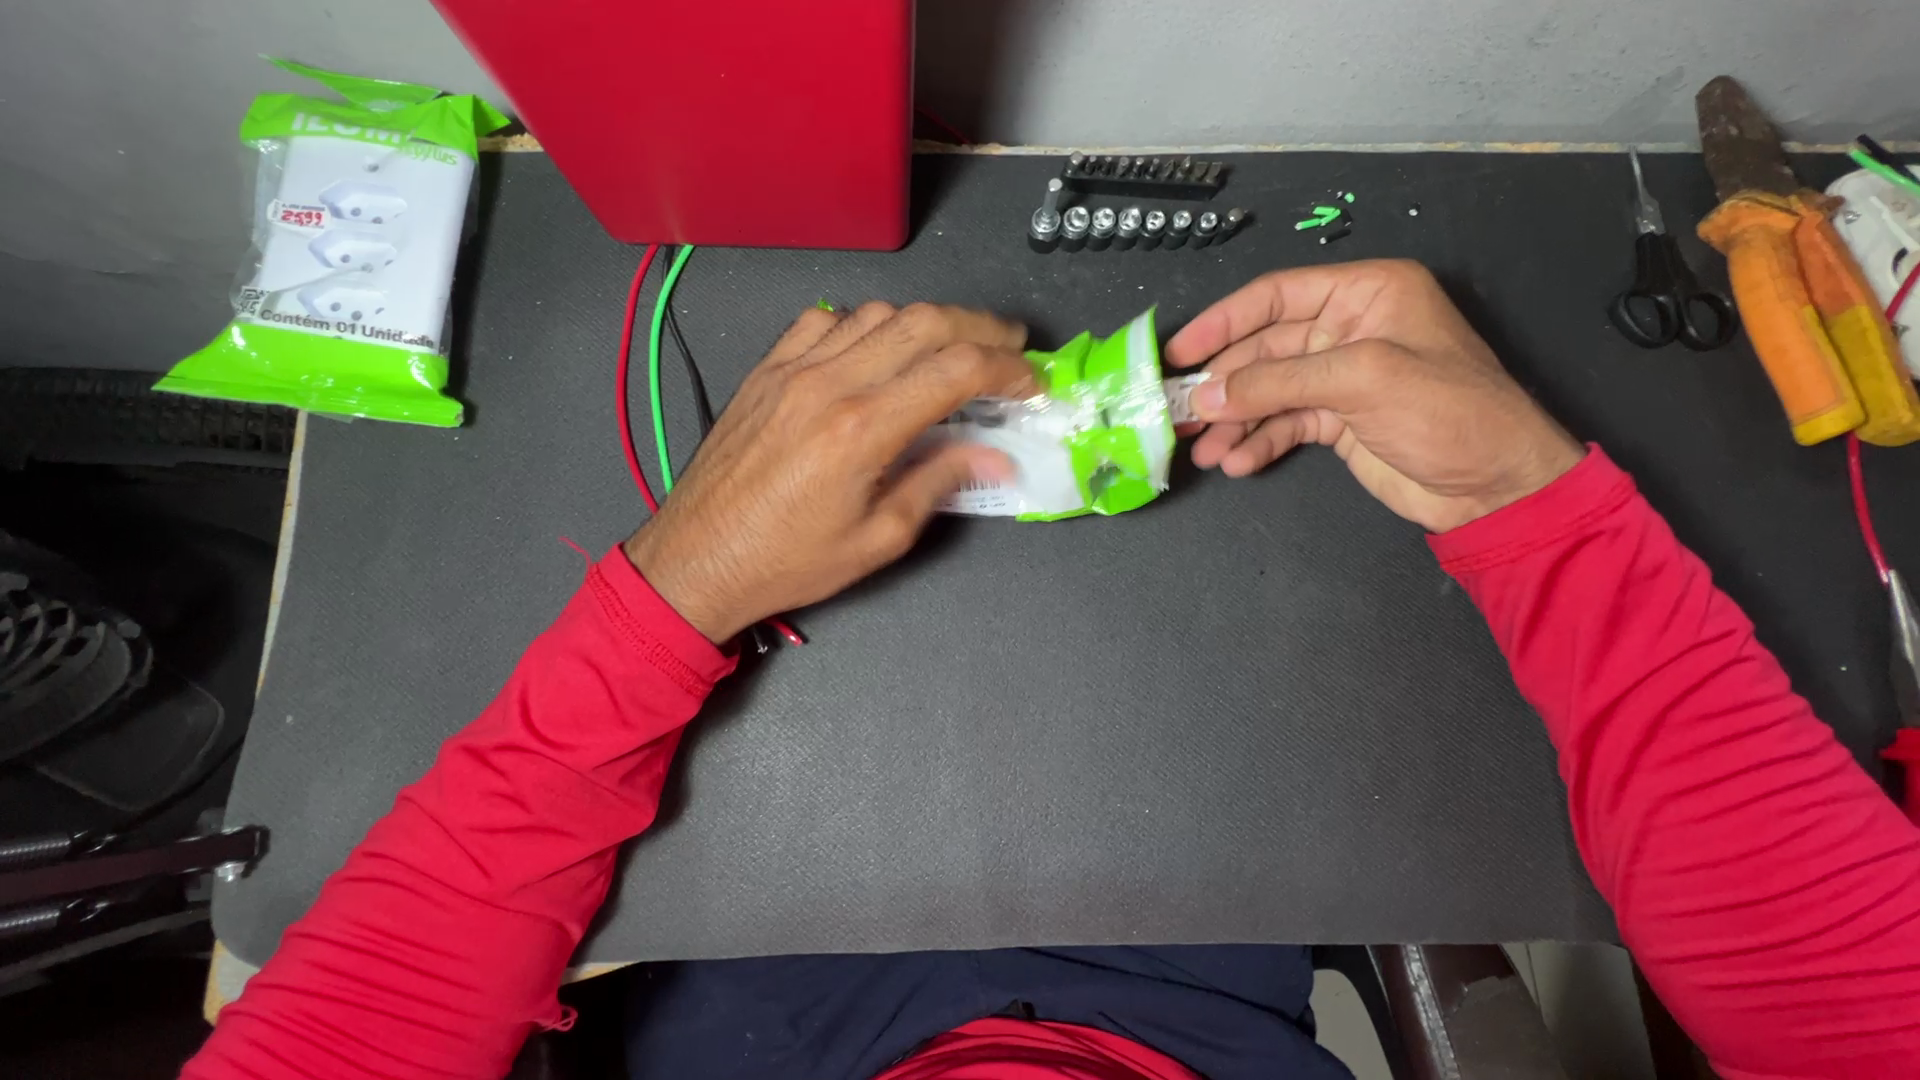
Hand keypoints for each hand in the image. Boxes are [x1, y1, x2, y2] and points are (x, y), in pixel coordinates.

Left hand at [624, 302, 1032, 642]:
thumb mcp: (878, 539)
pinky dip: (864, 323)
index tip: (1030, 385)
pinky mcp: (767, 369)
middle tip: (1010, 348)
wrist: (697, 559)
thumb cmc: (789, 562)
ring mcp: (793, 368)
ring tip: (953, 349)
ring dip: (927, 323)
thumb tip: (994, 456)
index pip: (957, 370)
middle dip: (981, 328)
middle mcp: (829, 382)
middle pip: (925, 322)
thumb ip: (939, 483)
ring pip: (877, 312)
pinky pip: (824, 319)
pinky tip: (875, 350)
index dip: (1008, 370)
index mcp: (863, 429)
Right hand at [1166, 259, 1582, 532]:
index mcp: (1364, 295)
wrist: (1494, 487)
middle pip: (1262, 350)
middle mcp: (1346, 330)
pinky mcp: (1336, 421)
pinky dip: (1257, 443)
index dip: (1221, 322)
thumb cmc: (1447, 412)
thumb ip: (1277, 383)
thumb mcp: (1361, 380)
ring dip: (1233, 422)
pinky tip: (1238, 463)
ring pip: (1266, 392)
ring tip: (1204, 451)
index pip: (1274, 297)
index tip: (1178, 353)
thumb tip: (1207, 398)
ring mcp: (1339, 379)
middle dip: (1222, 385)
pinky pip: (1282, 425)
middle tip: (1178, 415)